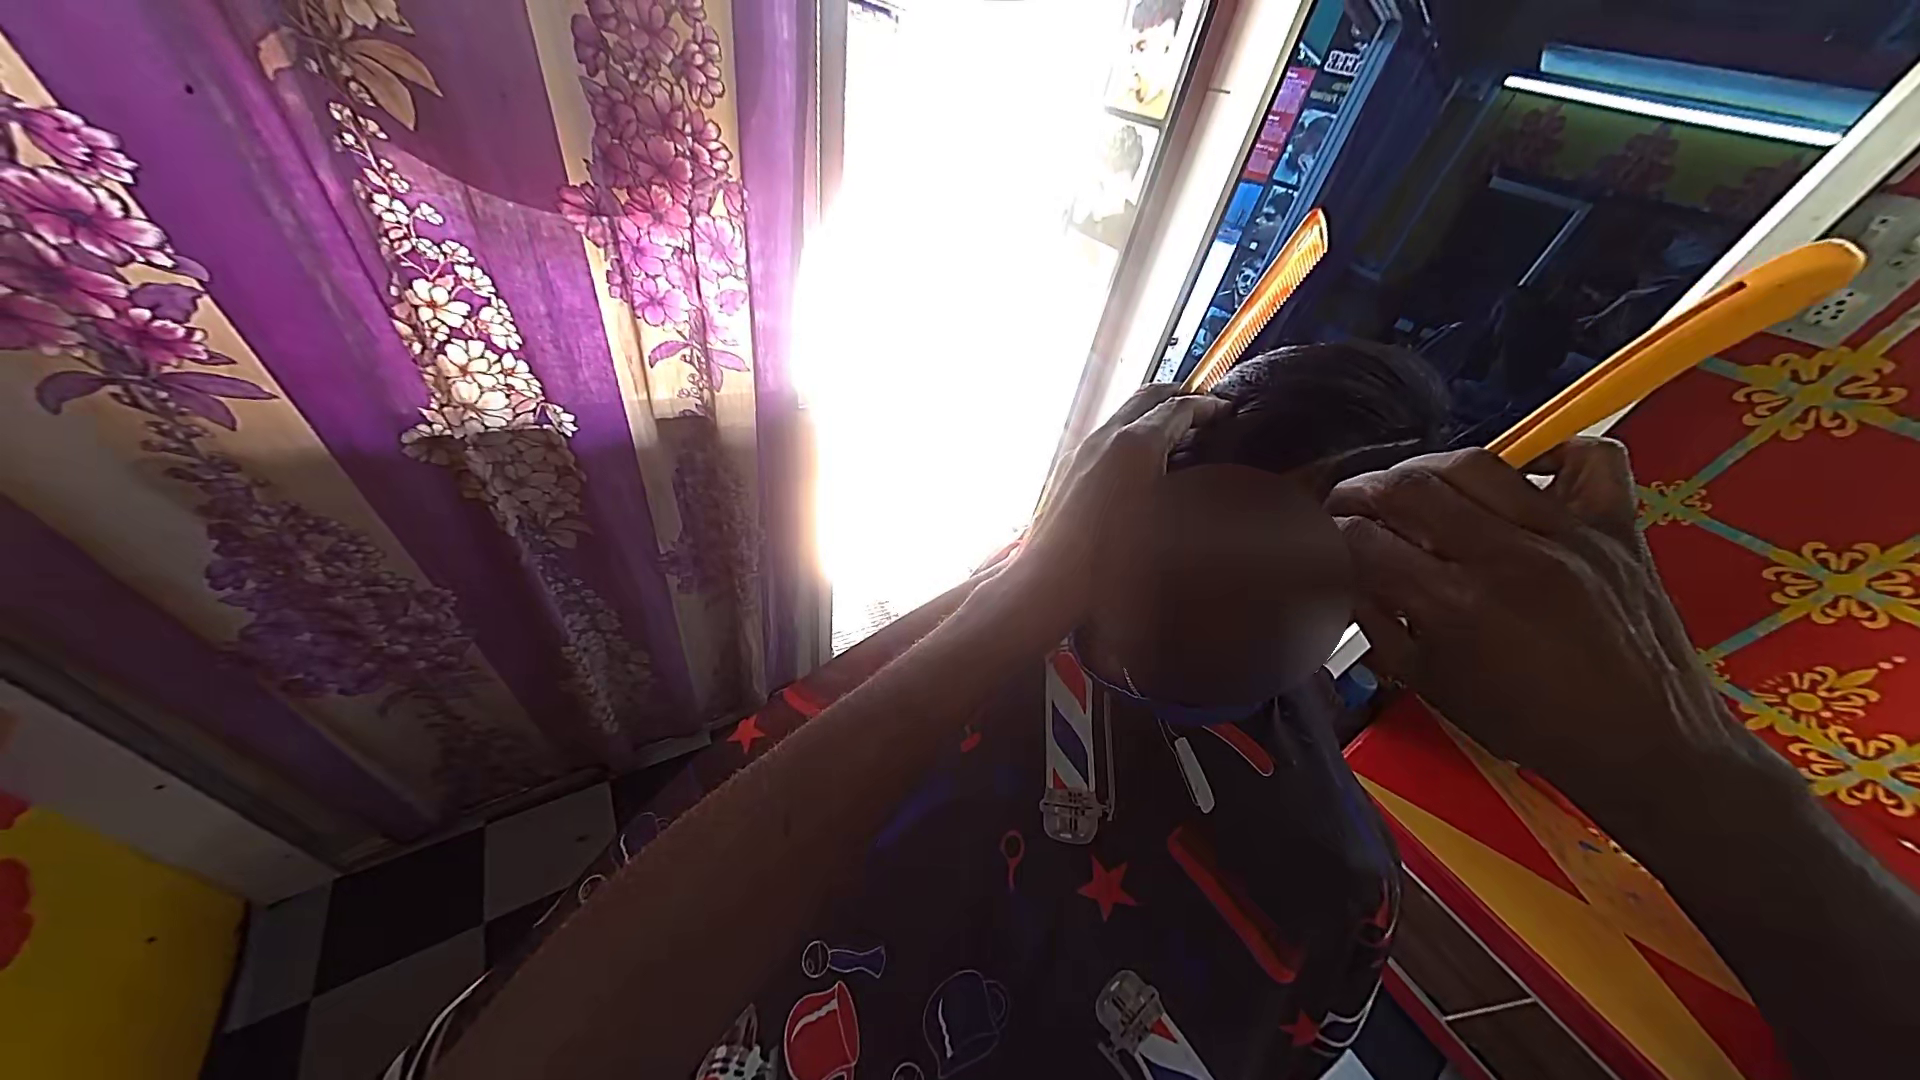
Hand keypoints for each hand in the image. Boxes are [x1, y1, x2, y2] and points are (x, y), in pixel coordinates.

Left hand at [1006, 384, 1226, 639]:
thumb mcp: (1164, 524)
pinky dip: (1129, 435)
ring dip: (1151, 415)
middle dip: (1178, 396)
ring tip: (1174, 435)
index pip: (1178, 406)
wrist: (1049, 583)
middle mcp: (1104, 438)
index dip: (1207, 405)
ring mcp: (1080, 452)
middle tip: (1201, 407)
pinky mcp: (1065, 470)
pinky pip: (1104, 437)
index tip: (1224, 409)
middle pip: (1147, 397)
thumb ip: (1185, 488)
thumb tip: (1197, 473)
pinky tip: (1137, 464)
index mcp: (1134, 444)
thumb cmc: (1110, 565)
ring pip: (1122, 415)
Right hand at [1327, 439, 1738, 805]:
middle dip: (1358, 491)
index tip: (1323, 539)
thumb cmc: (1520, 718)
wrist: (1642, 744)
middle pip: (1407, 488)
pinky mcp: (1616, 527)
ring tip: (1411, 489)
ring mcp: (1567, 534)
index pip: (1362, 538)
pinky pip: (1591, 456)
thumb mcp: (1421, 678)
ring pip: (1474, 463)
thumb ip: (1371, 618)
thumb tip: (1341, 574)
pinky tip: (1518, 475)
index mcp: (1451, 604)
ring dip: (1423, 469)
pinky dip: (1550, 452)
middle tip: (1349, 506)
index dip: (1329, 533)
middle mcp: (1505, 558)